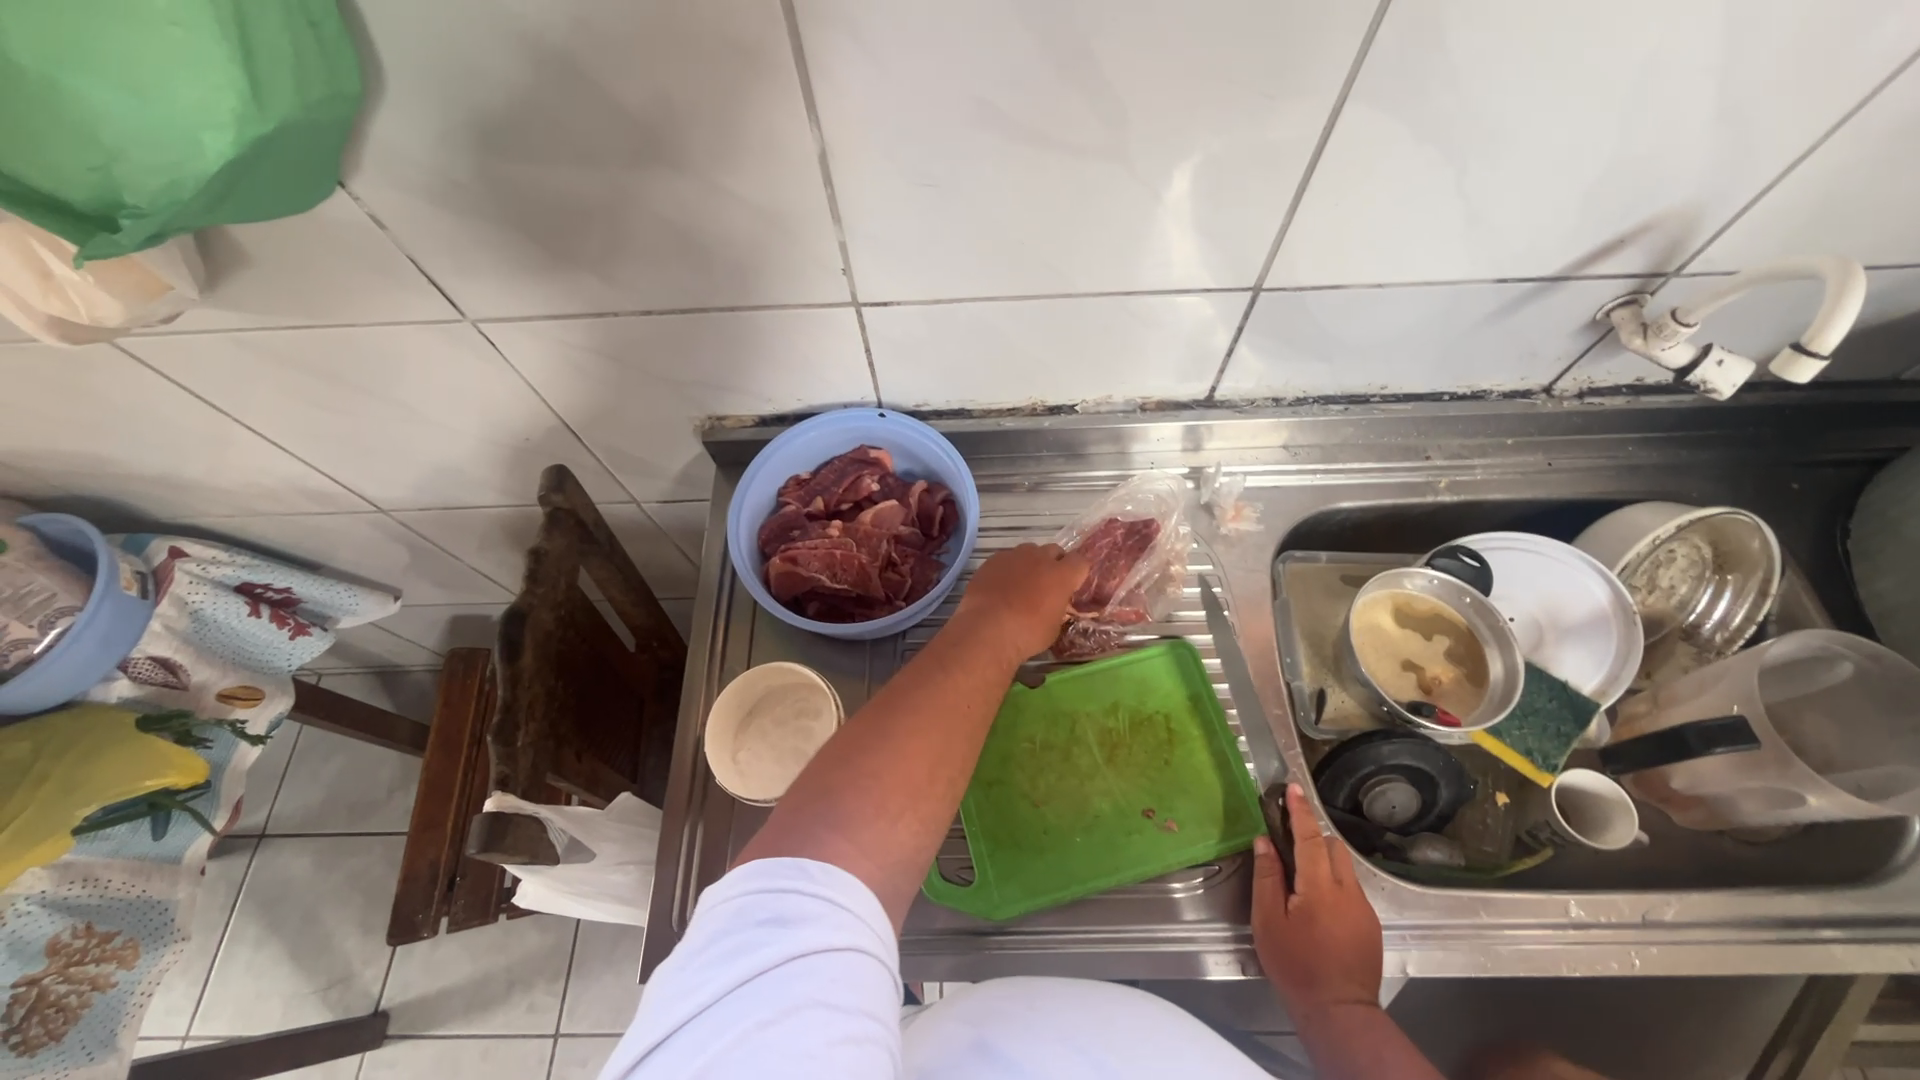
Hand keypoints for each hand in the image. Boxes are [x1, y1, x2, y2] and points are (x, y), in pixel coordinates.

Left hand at [953, 543, 1088, 664]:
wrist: (987, 629)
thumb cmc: (1027, 633)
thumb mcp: (1053, 627)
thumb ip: (1057, 608)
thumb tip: (1053, 605)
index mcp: (1062, 575)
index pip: (1080, 562)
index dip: (1077, 572)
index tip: (1072, 585)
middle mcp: (1040, 558)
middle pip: (1054, 551)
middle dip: (1054, 564)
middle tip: (1047, 584)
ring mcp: (1014, 556)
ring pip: (1029, 551)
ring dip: (1031, 563)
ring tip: (1022, 583)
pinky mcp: (993, 560)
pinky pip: (1007, 558)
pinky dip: (1008, 568)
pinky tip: (1001, 586)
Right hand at [1252, 784, 1382, 1021]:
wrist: (1339, 1011)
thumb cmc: (1295, 966)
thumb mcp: (1268, 921)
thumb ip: (1267, 877)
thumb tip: (1264, 841)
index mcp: (1320, 887)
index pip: (1310, 837)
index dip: (1300, 811)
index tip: (1293, 788)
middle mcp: (1348, 891)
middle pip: (1333, 847)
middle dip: (1312, 837)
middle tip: (1287, 841)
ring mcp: (1364, 908)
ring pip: (1344, 868)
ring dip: (1323, 862)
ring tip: (1299, 879)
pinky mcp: (1370, 924)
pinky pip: (1351, 890)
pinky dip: (1333, 884)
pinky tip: (1316, 908)